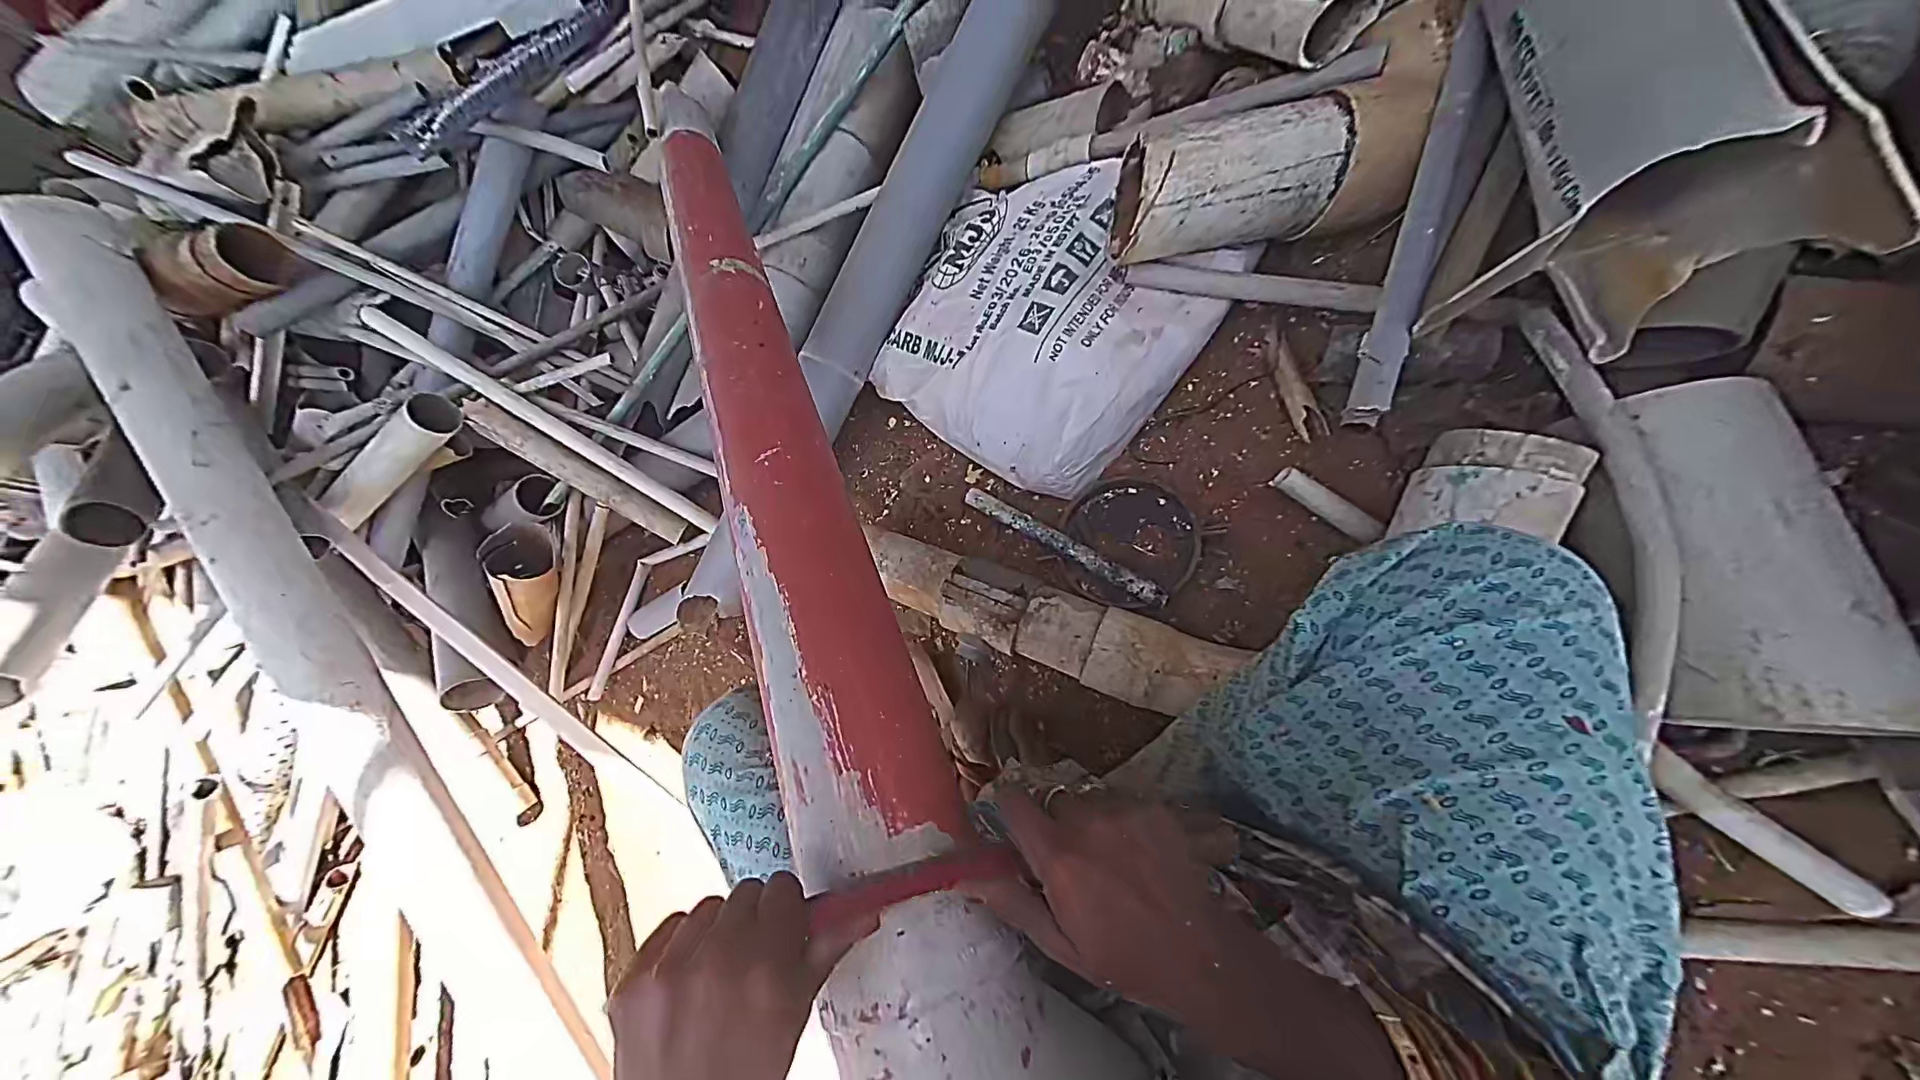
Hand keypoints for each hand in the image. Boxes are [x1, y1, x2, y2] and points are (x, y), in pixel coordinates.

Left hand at [609, 872, 876, 1079]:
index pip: (783, 888)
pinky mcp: (632, 983)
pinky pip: (669, 928)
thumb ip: (827, 949)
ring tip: (721, 969)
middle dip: (756, 917)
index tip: (788, 927)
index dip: (788, 910)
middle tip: (757, 953)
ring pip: (708, 906)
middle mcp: (719, 961)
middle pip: (747, 892)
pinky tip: (689, 978)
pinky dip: (681, 945)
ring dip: (718, 929)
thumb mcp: (796, 1014)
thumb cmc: (749, 1073)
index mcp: (768, 970)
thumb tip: (863, 911)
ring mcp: (669, 971)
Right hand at [971, 785, 1398, 1079]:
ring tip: (1113, 859)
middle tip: (1075, 861)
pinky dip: (1123, 820)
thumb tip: (966, 875)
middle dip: (1056, 824)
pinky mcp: (1154, 806)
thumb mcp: (1060, 944)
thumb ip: (1011, 901)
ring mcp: (1125, 810)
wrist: (1202, 956)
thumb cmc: (1124, 957)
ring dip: (1091, 820)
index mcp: (1058, 857)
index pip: (1013, 801)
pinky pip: (1122, 800)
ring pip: (1088, 799)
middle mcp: (1088, 822)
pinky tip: (1140, 854)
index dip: (1009, 808)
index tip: (1013, 824)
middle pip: (1053, 801)